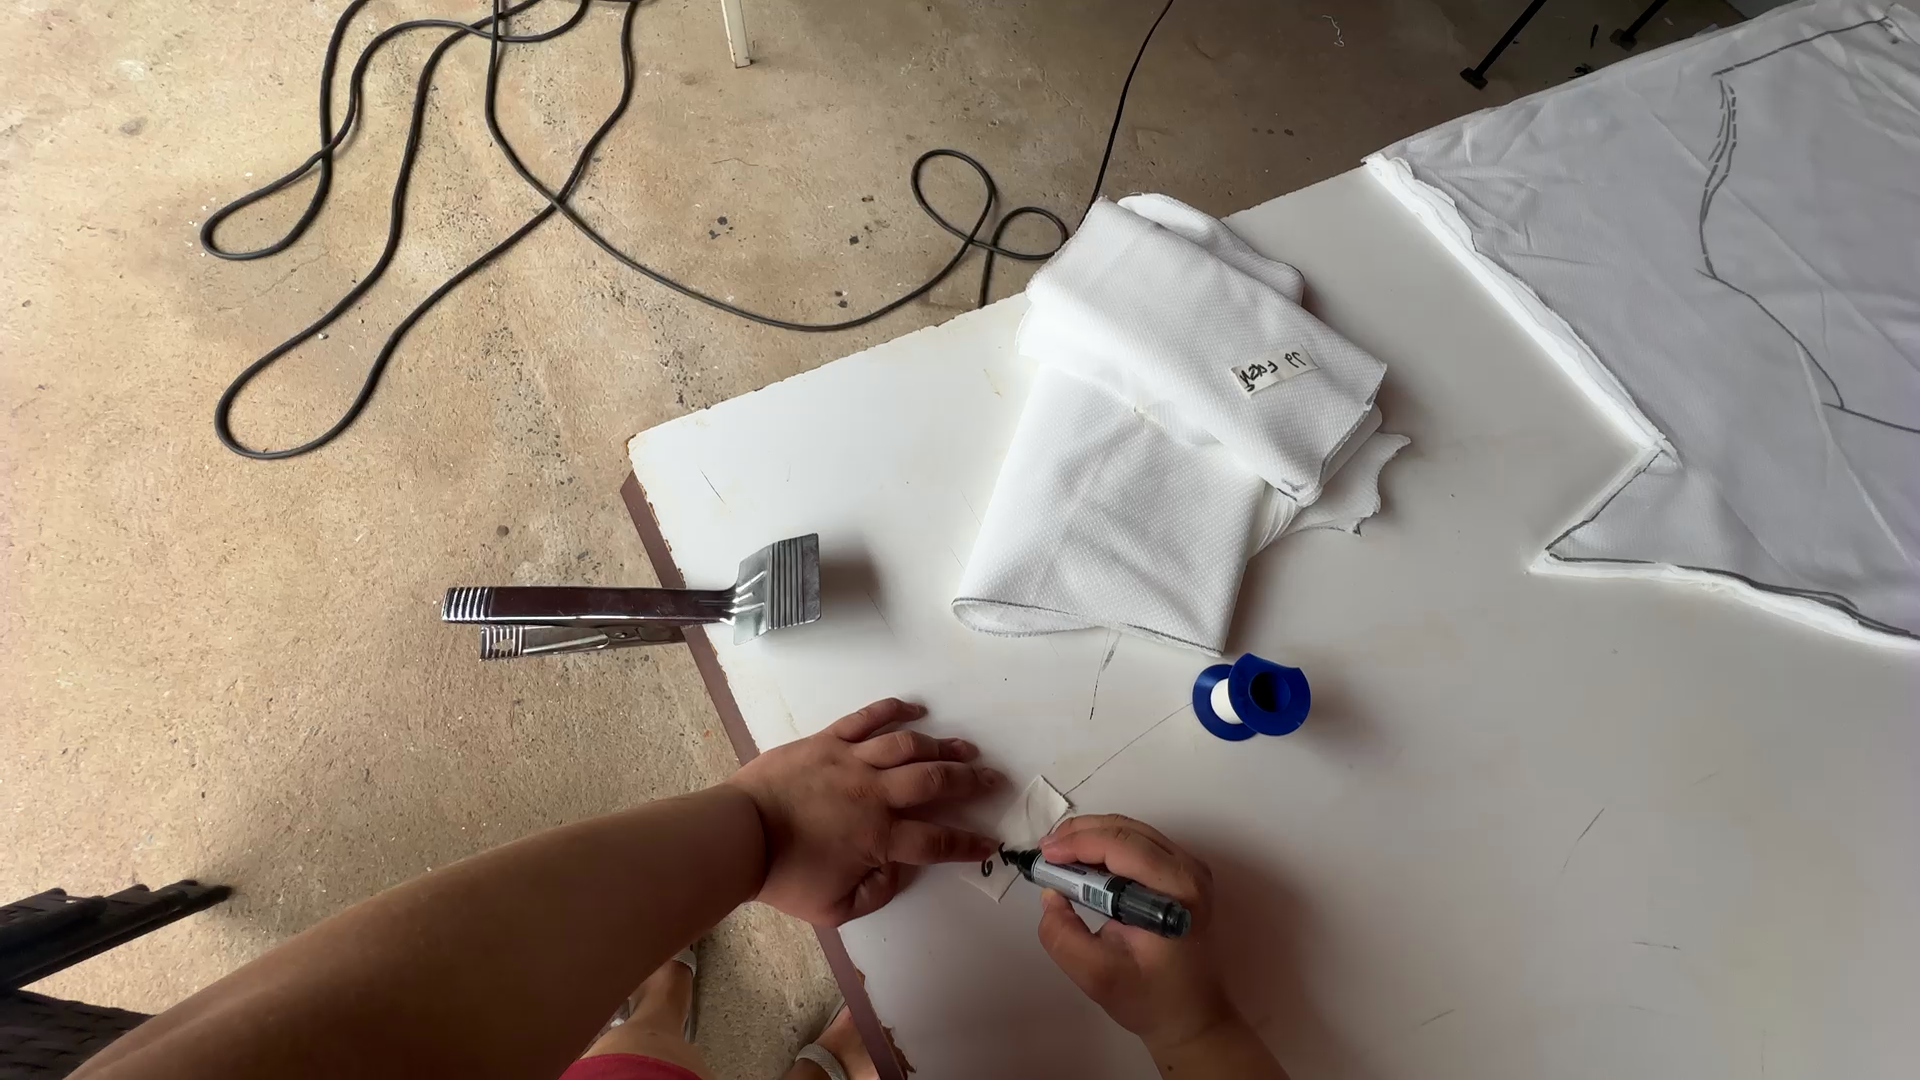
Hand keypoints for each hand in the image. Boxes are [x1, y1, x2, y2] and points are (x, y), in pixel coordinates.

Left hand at [726, 698, 1002, 925]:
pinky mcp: (829, 740)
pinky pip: (866, 718)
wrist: (739, 836)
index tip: (992, 841)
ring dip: (941, 744)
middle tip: (994, 777)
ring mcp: (852, 761)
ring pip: (907, 745)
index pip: (935, 841)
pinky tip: (915, 708)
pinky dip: (893, 709)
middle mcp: (874, 793)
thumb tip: (899, 870)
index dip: (968, 842)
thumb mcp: (832, 908)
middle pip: (933, 781)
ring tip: (965, 746)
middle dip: (970, 780)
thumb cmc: (783, 875)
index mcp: (877, 836)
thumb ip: (874, 894)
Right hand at [1035, 815, 1236, 1052]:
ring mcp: (1187, 865)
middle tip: (1045, 850)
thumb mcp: (1098, 977)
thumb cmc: (1150, 997)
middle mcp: (1188, 869)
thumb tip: (1052, 895)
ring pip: (1129, 829)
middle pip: (1126, 830)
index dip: (1081, 844)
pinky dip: (1102, 841)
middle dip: (1079, 833)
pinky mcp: (1178, 869)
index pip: (1124, 848)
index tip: (1046, 854)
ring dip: (1089, 834)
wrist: (1189, 1015)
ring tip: (1057, 851)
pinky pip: (1135, 840)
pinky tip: (1081, 856)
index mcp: (1178, 892)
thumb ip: (1064, 938)